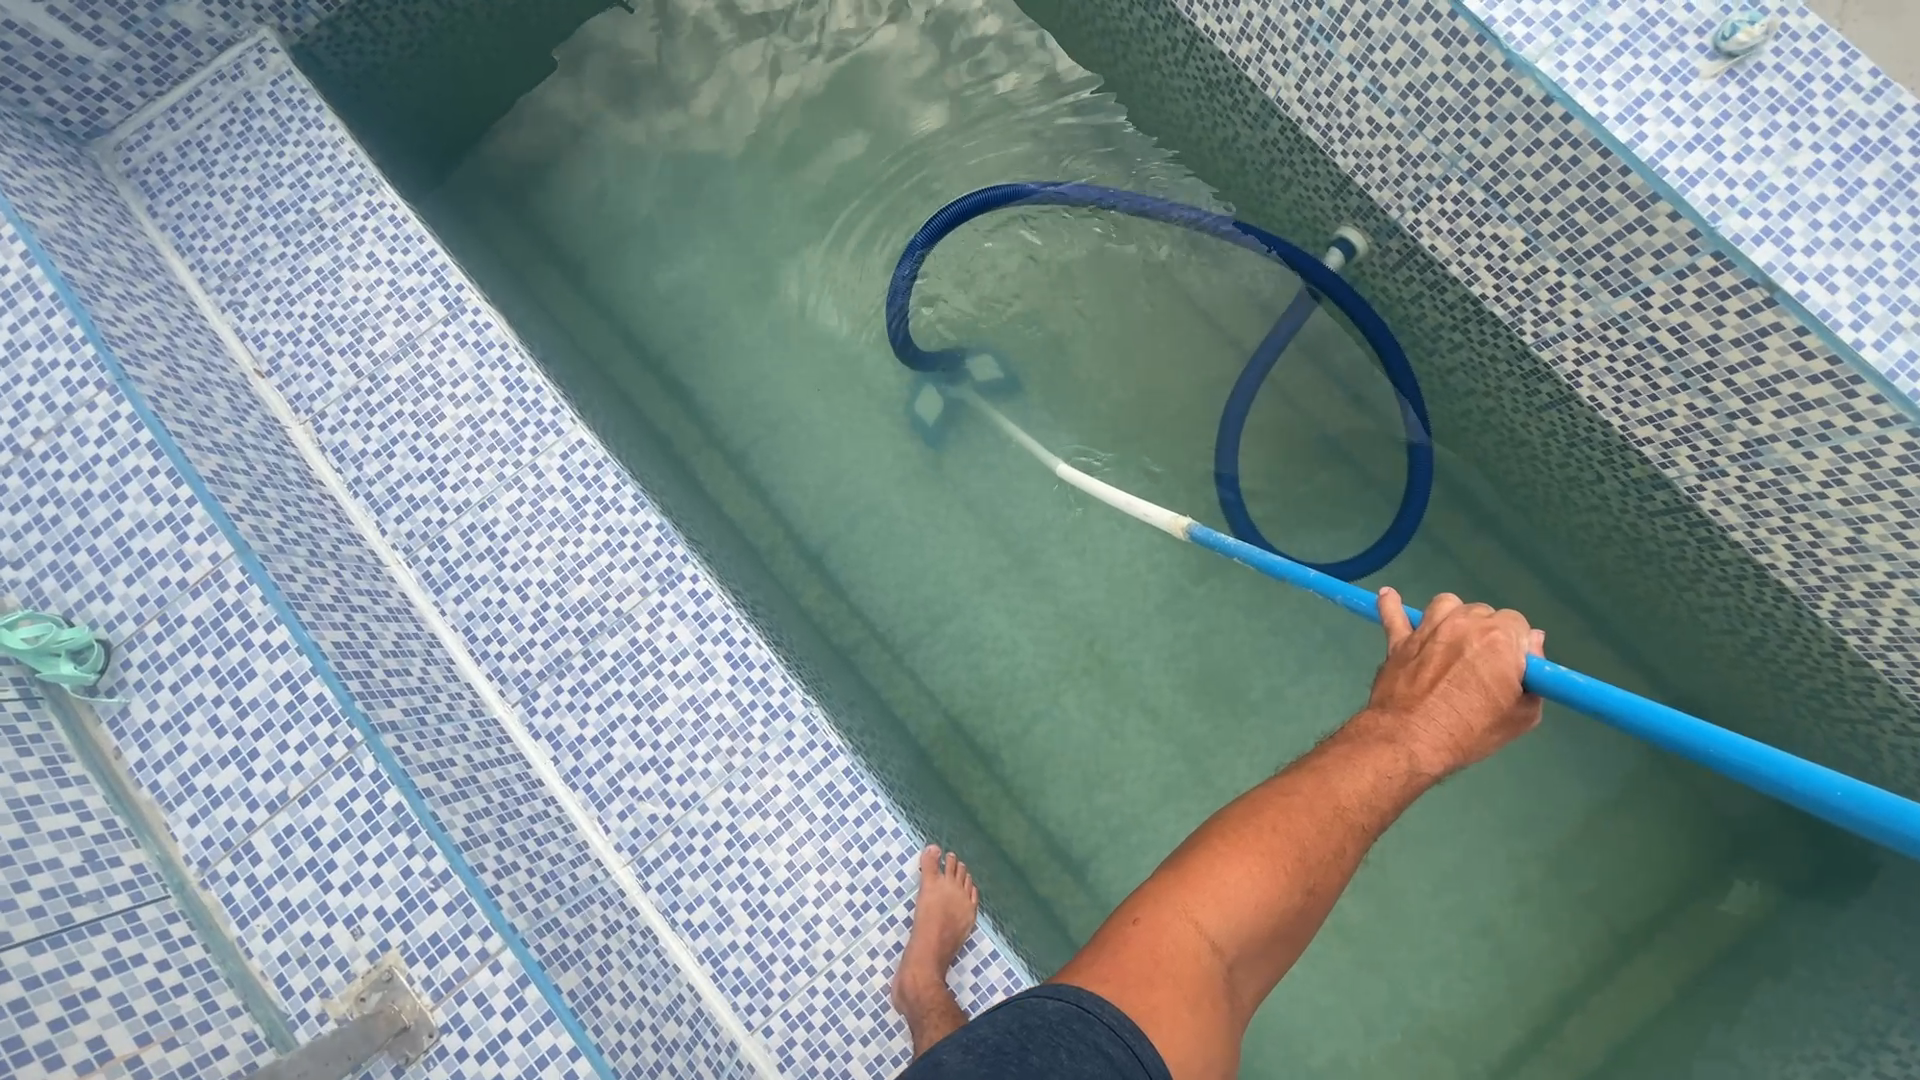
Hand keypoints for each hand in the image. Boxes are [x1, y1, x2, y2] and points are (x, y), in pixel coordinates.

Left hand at [1354, 588, 1544, 777]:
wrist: (1411, 737)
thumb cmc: (1472, 730)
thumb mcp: (1523, 714)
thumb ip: (1534, 674)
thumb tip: (1532, 642)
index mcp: (1498, 638)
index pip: (1516, 623)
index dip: (1515, 644)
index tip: (1510, 666)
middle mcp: (1462, 624)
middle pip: (1481, 613)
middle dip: (1486, 633)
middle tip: (1481, 664)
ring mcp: (1426, 629)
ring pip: (1444, 605)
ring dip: (1452, 617)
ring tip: (1452, 640)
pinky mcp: (1397, 641)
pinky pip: (1392, 614)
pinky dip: (1390, 605)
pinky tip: (1389, 596)